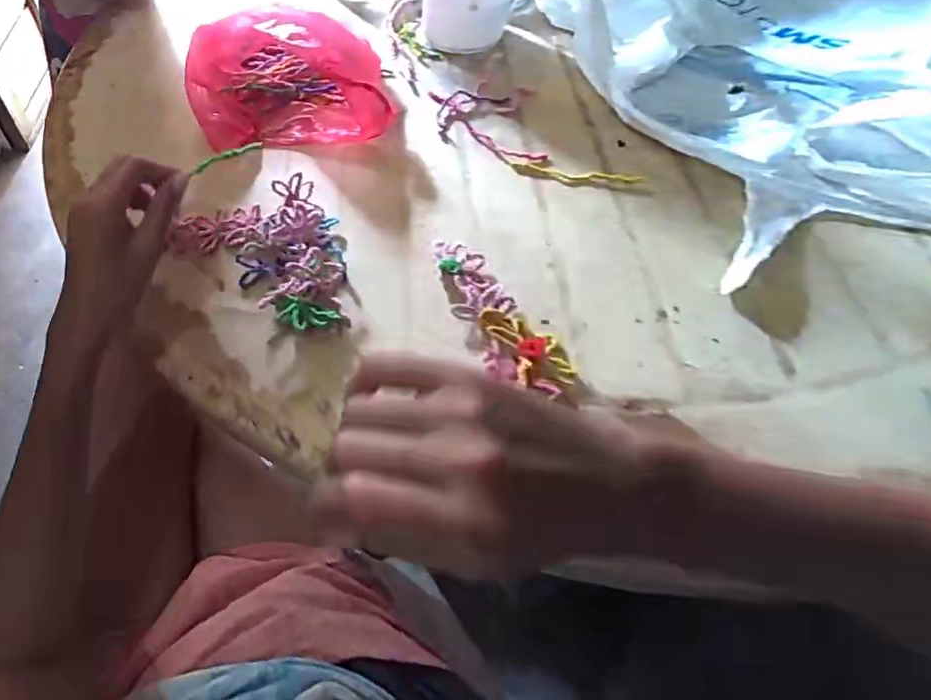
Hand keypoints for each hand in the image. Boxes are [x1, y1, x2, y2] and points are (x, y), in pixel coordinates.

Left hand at [53, 156, 187, 357]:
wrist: (87, 318)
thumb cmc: (120, 285)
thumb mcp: (148, 245)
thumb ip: (164, 207)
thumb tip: (182, 179)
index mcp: (102, 202)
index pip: (133, 165)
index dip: (161, 170)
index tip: (183, 185)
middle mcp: (87, 198)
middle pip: (120, 167)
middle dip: (149, 175)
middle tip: (173, 194)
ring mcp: (80, 210)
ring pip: (112, 180)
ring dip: (138, 187)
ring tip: (159, 211)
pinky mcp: (80, 222)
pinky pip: (105, 197)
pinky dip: (125, 199)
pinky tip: (141, 222)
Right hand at [311, 356, 674, 577]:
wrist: (612, 480)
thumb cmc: (544, 533)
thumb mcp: (481, 564)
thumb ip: (406, 540)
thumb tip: (337, 517)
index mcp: (464, 523)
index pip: (357, 499)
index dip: (321, 502)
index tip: (319, 505)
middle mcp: (456, 461)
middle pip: (349, 448)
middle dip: (334, 465)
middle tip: (343, 471)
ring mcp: (459, 410)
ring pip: (360, 409)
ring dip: (347, 426)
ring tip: (358, 437)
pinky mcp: (463, 374)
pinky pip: (385, 366)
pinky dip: (361, 381)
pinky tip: (364, 395)